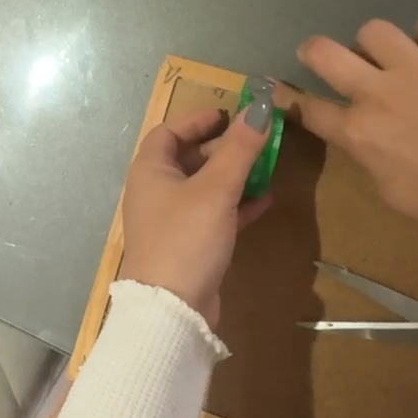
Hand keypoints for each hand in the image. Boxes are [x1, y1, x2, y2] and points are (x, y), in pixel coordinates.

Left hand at [121, 102, 274, 327]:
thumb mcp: (216, 189)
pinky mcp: (190, 246)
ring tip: (266, 166)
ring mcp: (172, 221)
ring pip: (205, 188)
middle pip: (189, 158)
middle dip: (222, 148)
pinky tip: (265, 201)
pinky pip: (214, 215)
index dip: (197, 120)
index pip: (168, 133)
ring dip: (233, 176)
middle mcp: (156, 192)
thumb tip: (260, 108)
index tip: (228, 114)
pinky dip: (237, 205)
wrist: (172, 309)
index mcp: (150, 172)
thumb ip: (239, 149)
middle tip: (256, 140)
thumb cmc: (186, 238)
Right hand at [295, 10, 417, 243]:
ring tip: (394, 55)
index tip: (282, 92)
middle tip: (321, 56)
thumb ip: (369, 156)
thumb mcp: (392, 193)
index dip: (290, 99)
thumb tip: (366, 137)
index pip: (309, 108)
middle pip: (324, 52)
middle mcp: (379, 93)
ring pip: (374, 30)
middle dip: (314, 52)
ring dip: (377, 44)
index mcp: (359, 134)